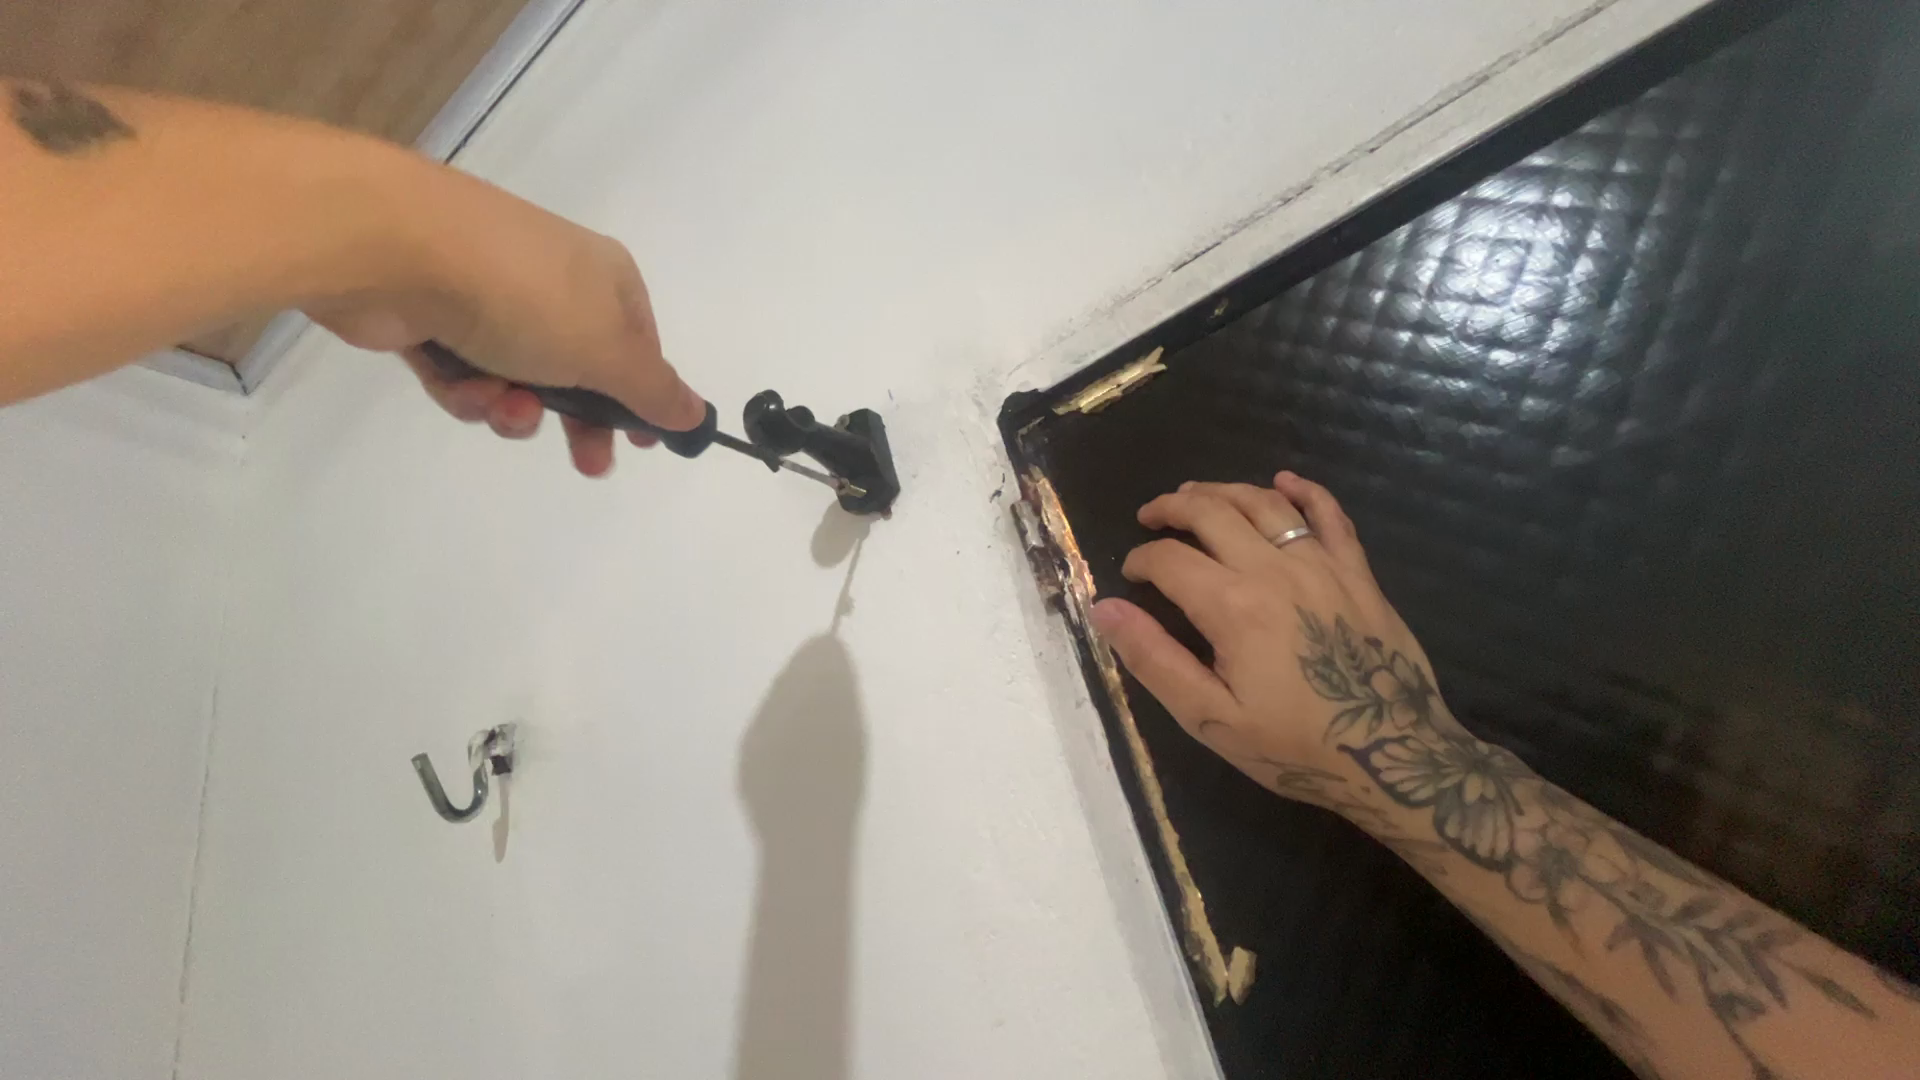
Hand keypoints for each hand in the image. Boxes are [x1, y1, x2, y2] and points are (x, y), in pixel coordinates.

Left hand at [303, 160, 703, 476]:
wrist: (388, 244)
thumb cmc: (524, 296)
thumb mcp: (610, 353)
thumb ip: (656, 392)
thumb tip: (698, 416)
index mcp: (607, 280)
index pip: (642, 348)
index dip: (643, 398)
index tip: (640, 442)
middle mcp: (556, 281)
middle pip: (584, 369)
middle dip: (583, 420)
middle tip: (589, 464)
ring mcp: (491, 294)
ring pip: (524, 377)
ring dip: (519, 408)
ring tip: (507, 410)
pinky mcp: (434, 313)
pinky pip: (468, 371)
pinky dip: (470, 390)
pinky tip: (463, 388)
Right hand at [1091, 472, 1452, 794]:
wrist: (1398, 758)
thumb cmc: (1294, 745)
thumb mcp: (1209, 717)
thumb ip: (1153, 658)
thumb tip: (1104, 609)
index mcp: (1232, 606)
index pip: (1168, 559)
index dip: (1140, 560)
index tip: (1130, 575)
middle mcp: (1274, 569)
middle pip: (1212, 512)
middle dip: (1171, 507)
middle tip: (1150, 516)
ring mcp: (1322, 564)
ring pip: (1263, 503)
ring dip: (1222, 491)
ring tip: (1195, 495)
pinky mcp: (1358, 572)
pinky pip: (1330, 514)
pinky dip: (1304, 491)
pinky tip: (1283, 481)